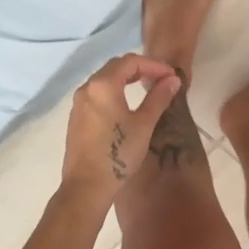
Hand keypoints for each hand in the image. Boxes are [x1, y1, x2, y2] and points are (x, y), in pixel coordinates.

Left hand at [62, 53, 183, 205]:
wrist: (86, 186)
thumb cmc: (118, 153)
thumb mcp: (144, 124)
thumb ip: (158, 98)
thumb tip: (173, 80)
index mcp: (103, 84)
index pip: (131, 62)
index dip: (154, 65)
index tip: (170, 76)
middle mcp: (87, 87)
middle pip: (115, 67)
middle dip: (139, 69)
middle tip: (160, 79)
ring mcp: (78, 102)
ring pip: (104, 80)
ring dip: (125, 79)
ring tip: (145, 88)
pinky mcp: (76, 117)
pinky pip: (96, 94)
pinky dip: (113, 91)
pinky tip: (124, 104)